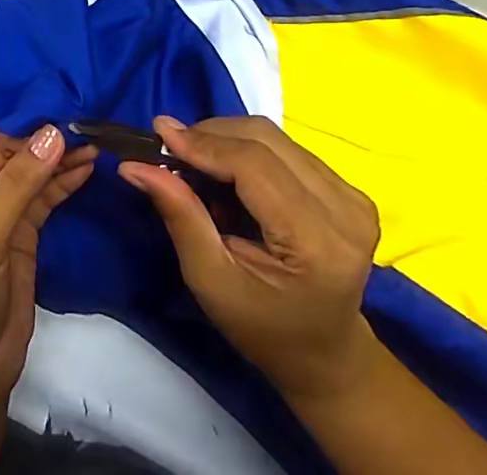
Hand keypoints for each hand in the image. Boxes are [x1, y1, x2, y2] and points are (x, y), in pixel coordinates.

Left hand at [0, 125, 94, 474]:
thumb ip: (18, 185)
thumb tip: (52, 132)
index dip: (31, 130)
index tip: (71, 112)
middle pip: (15, 156)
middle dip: (50, 143)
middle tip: (94, 124)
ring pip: (33, 177)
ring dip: (62, 162)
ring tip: (99, 143)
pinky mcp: (21, 236)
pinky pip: (44, 200)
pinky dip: (64, 185)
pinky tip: (87, 168)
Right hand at [120, 115, 380, 399]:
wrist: (322, 352)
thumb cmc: (261, 326)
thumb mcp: (210, 279)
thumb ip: (179, 215)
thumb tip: (134, 165)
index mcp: (317, 241)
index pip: (254, 166)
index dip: (203, 144)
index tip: (158, 134)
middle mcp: (346, 209)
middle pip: (266, 140)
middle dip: (210, 135)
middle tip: (169, 149)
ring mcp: (352, 196)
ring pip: (274, 137)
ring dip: (226, 139)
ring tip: (195, 164)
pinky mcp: (347, 189)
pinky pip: (285, 148)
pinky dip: (245, 149)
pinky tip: (227, 174)